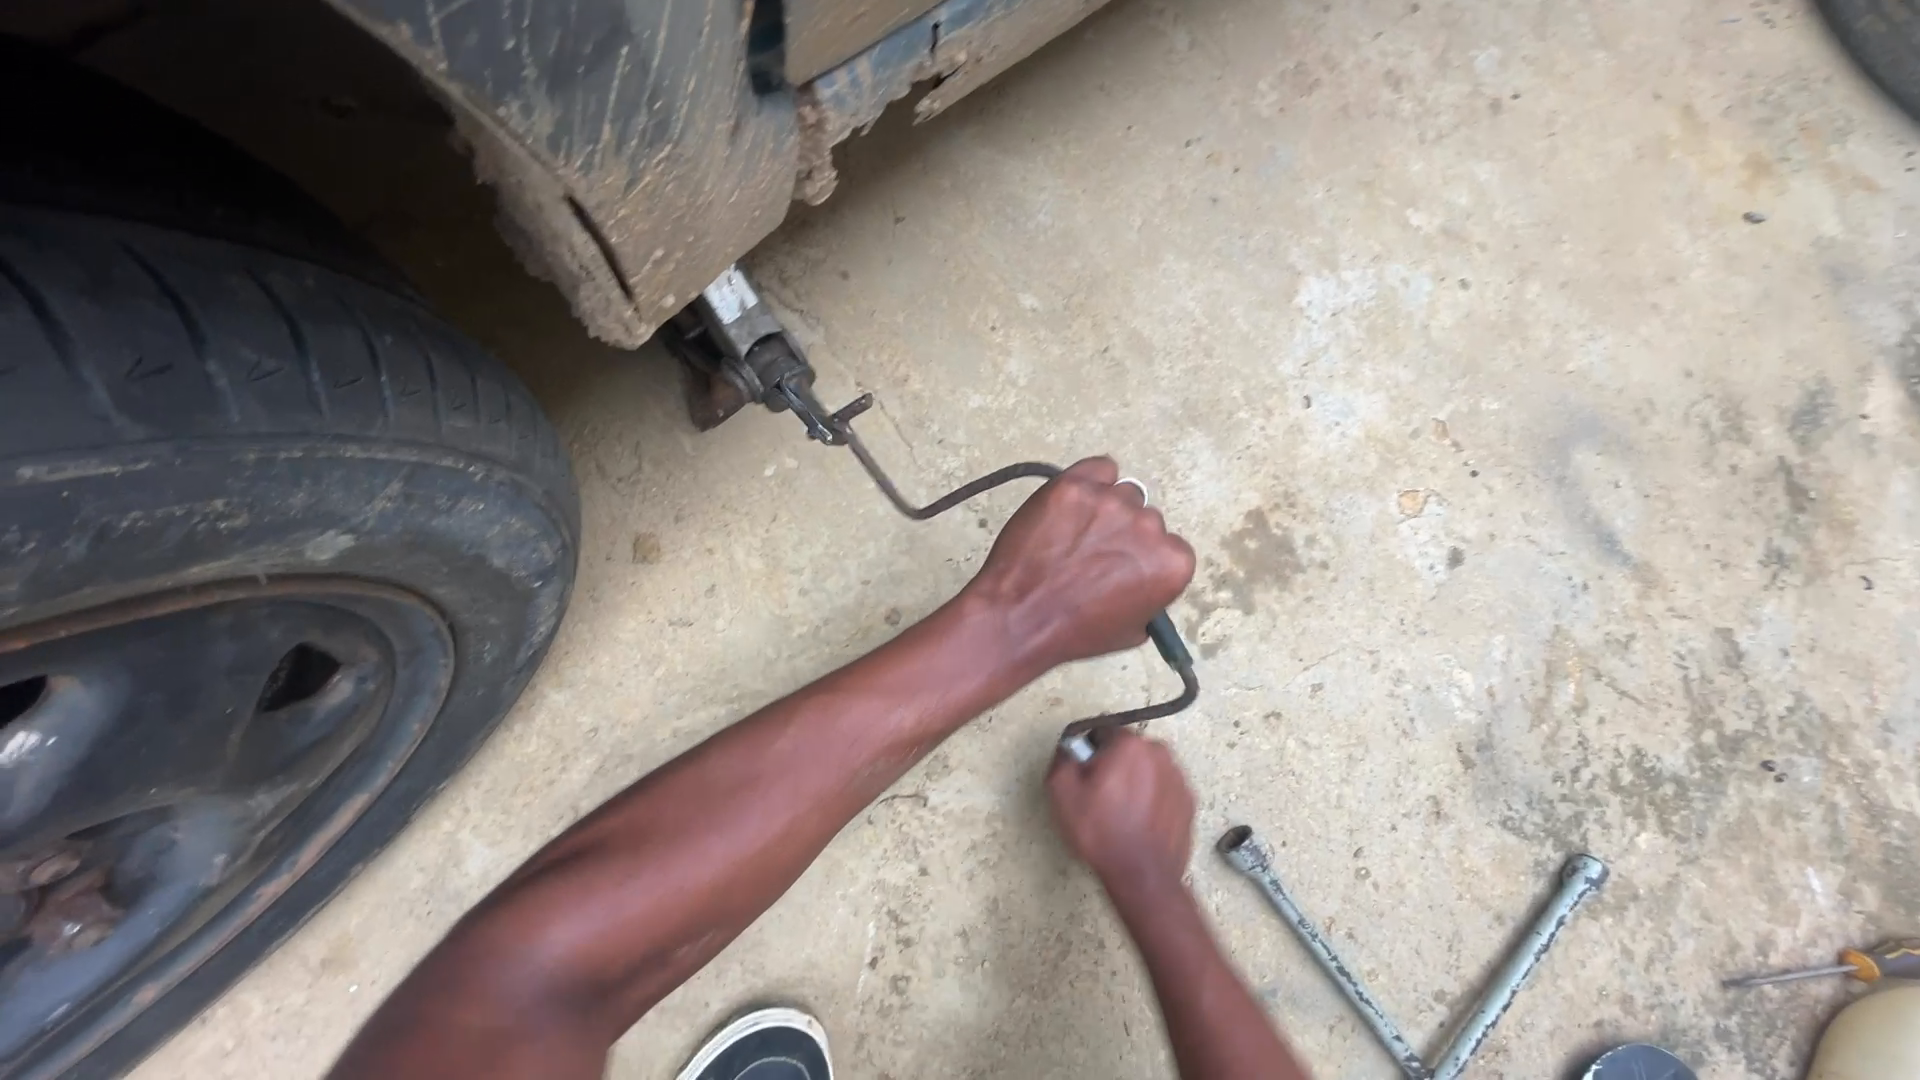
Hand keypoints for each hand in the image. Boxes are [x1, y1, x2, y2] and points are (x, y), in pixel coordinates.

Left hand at [964, 457, 1194, 673]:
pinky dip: (1090, 480)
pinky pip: (1097, 468)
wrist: (1019, 617)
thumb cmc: (1073, 630)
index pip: (1170, 547)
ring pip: (1120, 493)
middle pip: (1145, 517)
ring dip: (1104, 509)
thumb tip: (1145, 572)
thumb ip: (1152, 593)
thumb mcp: (1133, 630)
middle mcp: (1149, 526)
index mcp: (1172, 563)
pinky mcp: (1075, 485)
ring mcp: (1110, 501)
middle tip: (1093, 555)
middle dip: (1123, 534)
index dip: (1143, 558)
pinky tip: (1073, 503)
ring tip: (1074, 535)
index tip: (1123, 568)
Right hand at [1047, 731, 1195, 898]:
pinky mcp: (1189, 802)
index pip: (1102, 731)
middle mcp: (1159, 753)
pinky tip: (1139, 822)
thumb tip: (1070, 748)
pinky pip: (1162, 790)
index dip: (1088, 752)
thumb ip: (1063, 756)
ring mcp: (1179, 778)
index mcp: (1129, 744)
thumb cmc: (1102, 831)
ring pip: (1146, 769)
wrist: (1143, 876)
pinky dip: (1151, 799)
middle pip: (1126, 749)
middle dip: (1113, 766)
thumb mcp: (1062, 791)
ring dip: (1134, 782)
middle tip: (1100, 797)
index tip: (1084, 776)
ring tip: (1121, 813)